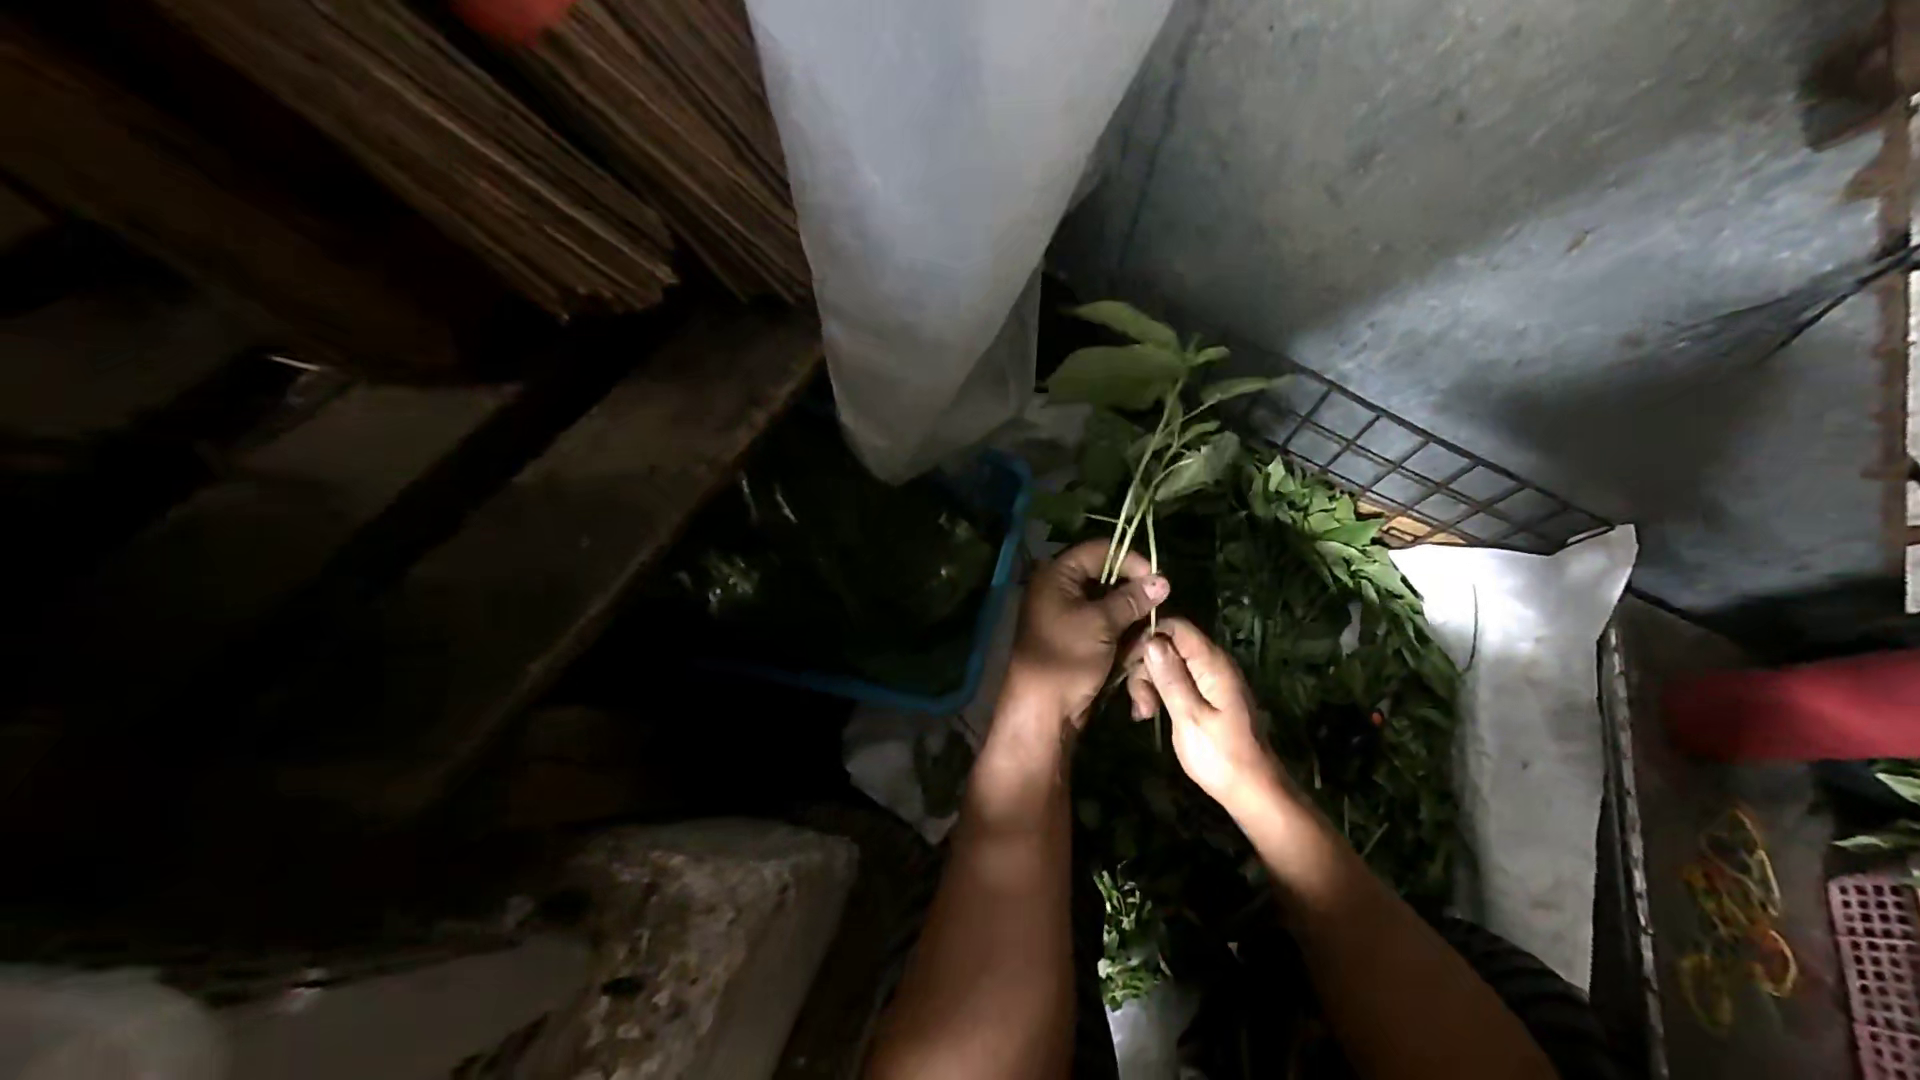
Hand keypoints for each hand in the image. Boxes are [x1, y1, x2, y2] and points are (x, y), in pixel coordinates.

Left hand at [1001, 540, 1168, 728]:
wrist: (1042, 710)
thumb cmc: (1066, 657)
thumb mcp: (1101, 623)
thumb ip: (1131, 599)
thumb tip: (1163, 580)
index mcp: (1056, 576)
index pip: (1099, 550)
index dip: (1130, 560)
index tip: (1157, 580)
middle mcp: (1060, 590)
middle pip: (1107, 580)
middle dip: (1133, 596)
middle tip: (1156, 610)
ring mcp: (1068, 616)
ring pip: (1111, 607)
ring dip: (1130, 621)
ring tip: (1145, 636)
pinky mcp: (1078, 641)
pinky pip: (1106, 629)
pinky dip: (1122, 638)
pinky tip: (1134, 653)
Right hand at [1129, 617, 1287, 813]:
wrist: (1252, 792)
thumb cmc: (1221, 757)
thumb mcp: (1189, 717)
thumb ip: (1170, 677)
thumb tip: (1152, 640)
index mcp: (1212, 664)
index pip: (1176, 626)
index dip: (1147, 639)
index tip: (1128, 667)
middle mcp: (1212, 664)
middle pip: (1168, 644)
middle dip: (1145, 667)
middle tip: (1140, 704)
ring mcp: (1209, 679)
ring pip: (1167, 663)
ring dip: (1148, 683)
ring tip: (1144, 714)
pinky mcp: (1205, 694)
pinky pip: (1176, 679)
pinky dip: (1159, 692)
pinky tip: (1150, 713)